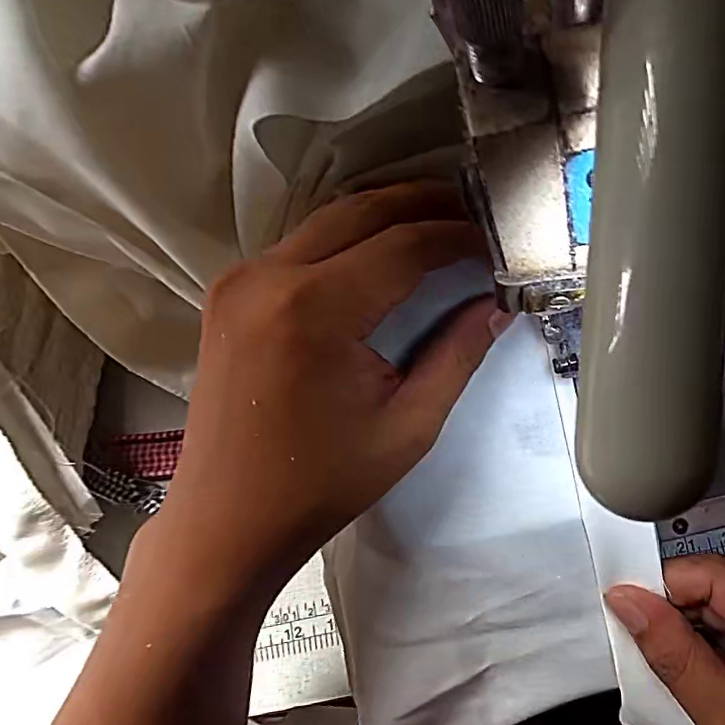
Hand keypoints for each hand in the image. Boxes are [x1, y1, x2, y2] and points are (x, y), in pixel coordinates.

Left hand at [145, 182, 510, 606]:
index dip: (457, 237)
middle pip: (362, 212)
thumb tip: (496, 305)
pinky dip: (349, 237)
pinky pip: (301, 244)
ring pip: (328, 220)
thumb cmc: (323, 483)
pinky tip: (383, 250)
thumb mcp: (410, 424)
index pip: (404, 246)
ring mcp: (240, 281)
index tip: (495, 241)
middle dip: (424, 204)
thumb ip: (458, 354)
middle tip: (474, 211)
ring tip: (439, 222)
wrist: (228, 520)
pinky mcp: (230, 294)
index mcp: (314, 310)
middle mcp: (268, 277)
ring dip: (386, 215)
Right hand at [605, 555, 724, 724]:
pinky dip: (719, 644)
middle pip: (722, 585)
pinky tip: (713, 678)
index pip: (716, 573)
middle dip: (679, 618)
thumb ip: (675, 656)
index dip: (664, 588)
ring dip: (698, 634)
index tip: (630, 612)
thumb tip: (631, 603)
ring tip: (693, 681)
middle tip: (655, 660)